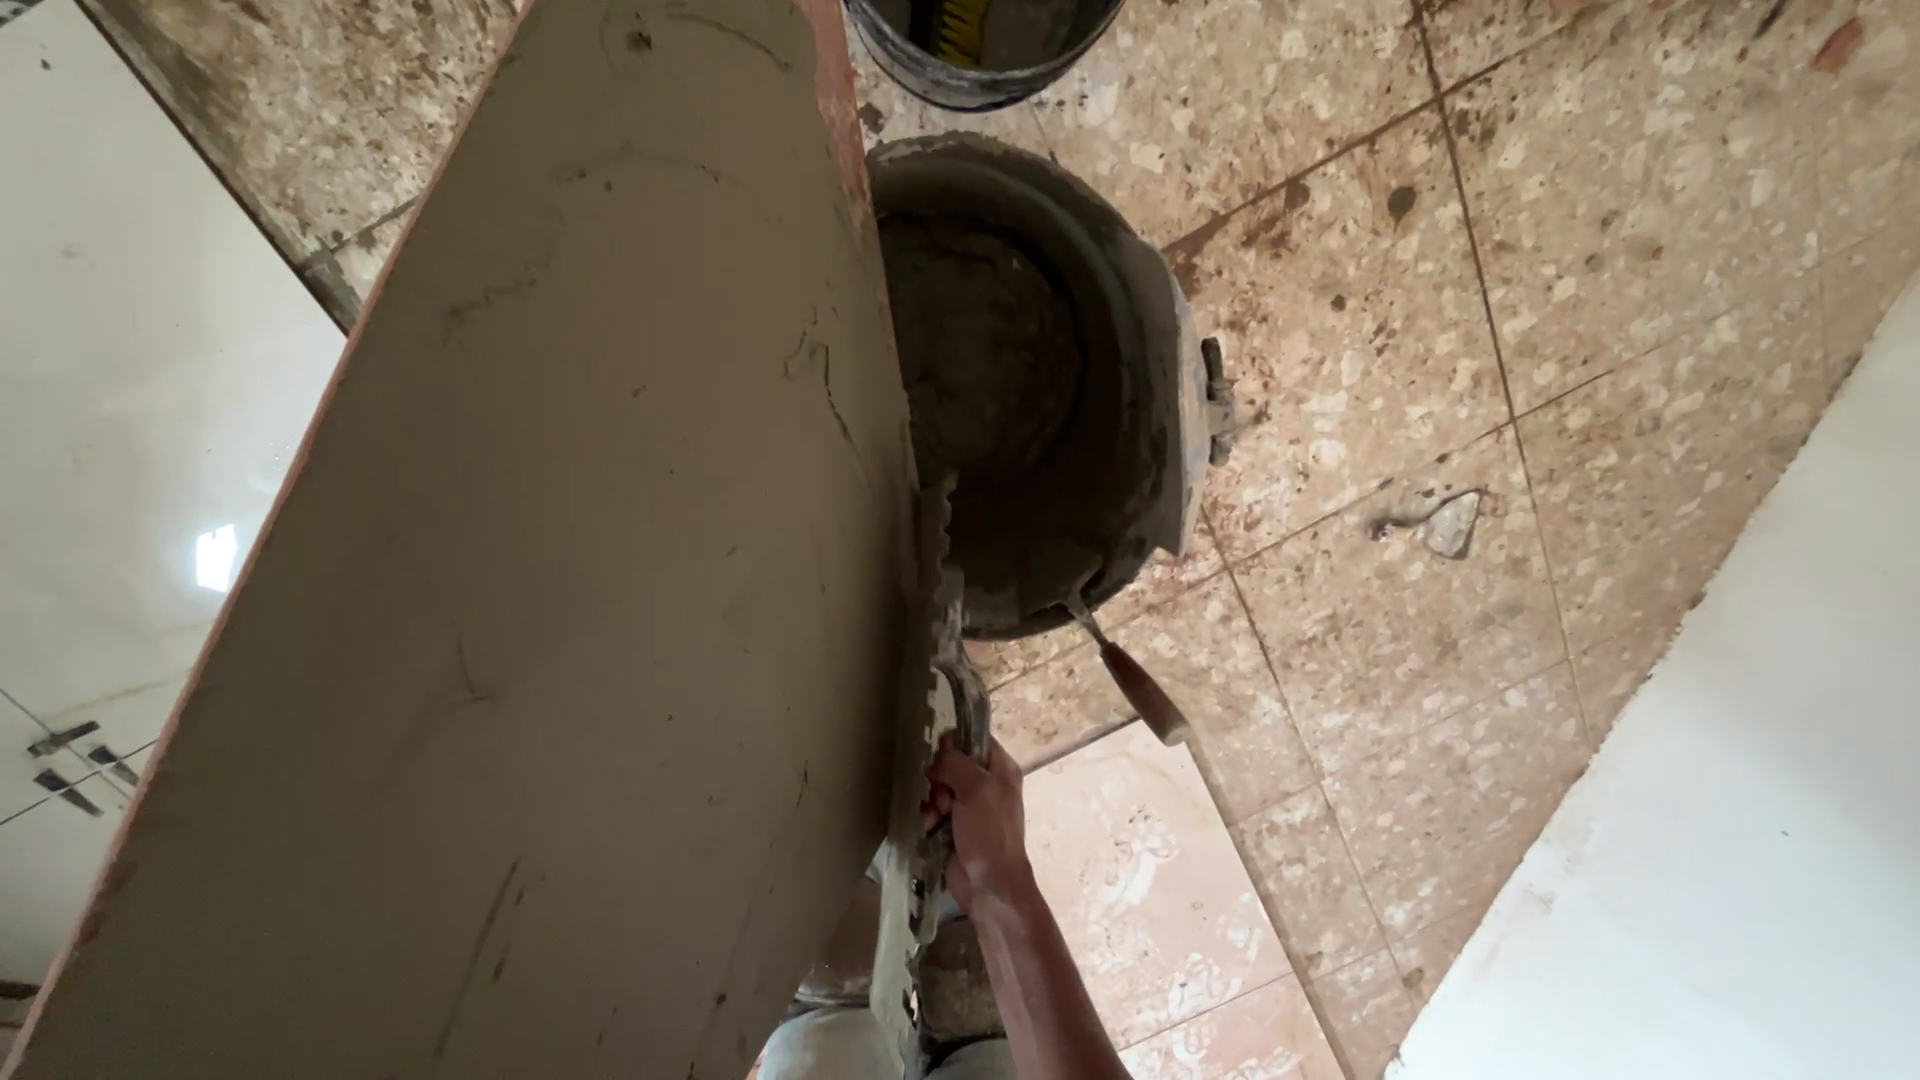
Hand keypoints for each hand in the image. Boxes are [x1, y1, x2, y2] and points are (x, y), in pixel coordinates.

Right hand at [923, 735, 1032, 913]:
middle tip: (940, 794)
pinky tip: (928, 827)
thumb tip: (938, 751)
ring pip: (939, 786)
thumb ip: (956, 762)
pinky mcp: (954, 826)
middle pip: (951, 763)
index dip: (954, 742)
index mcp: (1001, 768)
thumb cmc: (989, 832)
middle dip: (939, 777)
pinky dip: (928, 815)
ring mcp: (970, 806)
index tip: (936, 752)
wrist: (990, 885)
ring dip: (931, 799)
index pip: (975, 739)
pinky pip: (934, 809)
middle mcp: (986, 783)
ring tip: (934, 816)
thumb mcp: (976, 788)